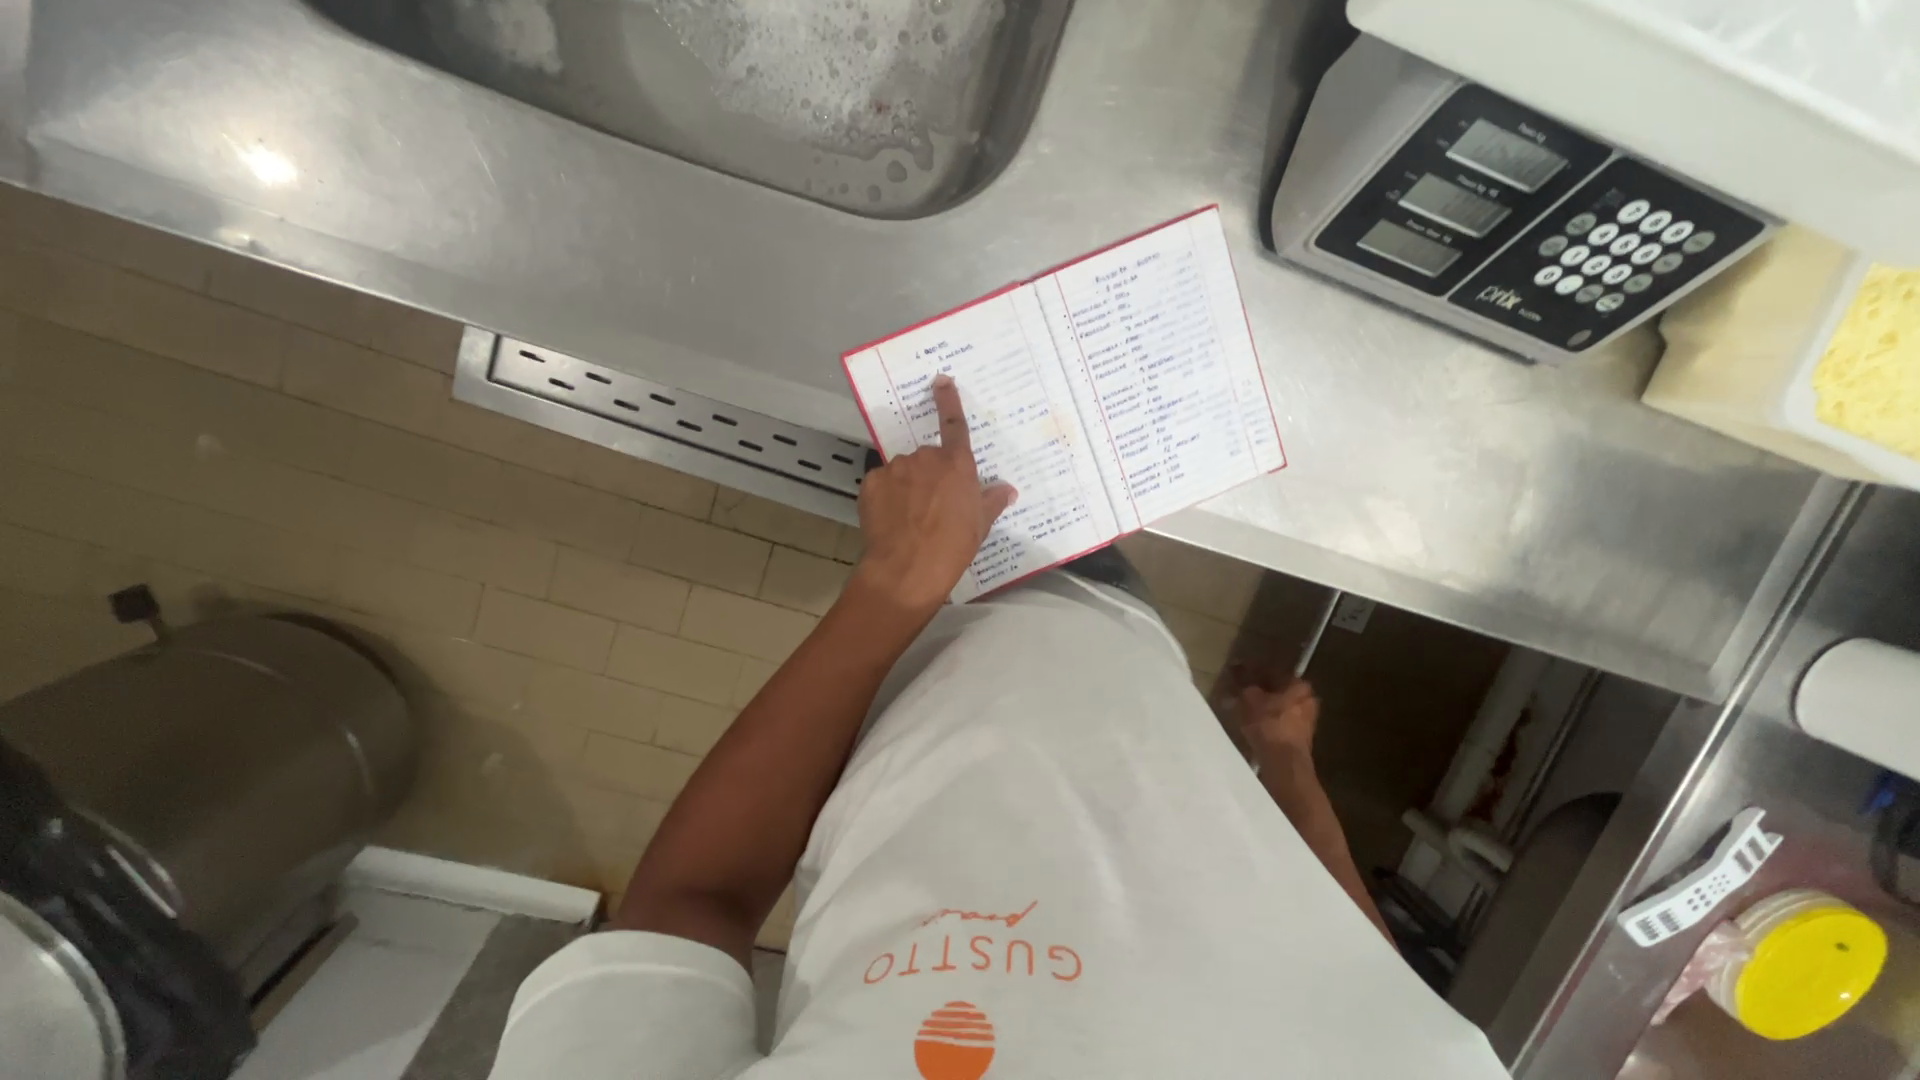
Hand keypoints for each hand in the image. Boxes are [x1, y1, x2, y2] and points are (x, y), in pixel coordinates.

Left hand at [853, 375, 1016, 613]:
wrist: (907, 569)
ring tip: (910, 518)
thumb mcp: (980, 525)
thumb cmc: (952, 546)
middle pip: (927, 458)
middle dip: (929, 475)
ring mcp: (895, 469)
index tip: (941, 381)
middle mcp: (924, 458)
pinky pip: (882, 485)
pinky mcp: (871, 483)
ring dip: (907, 486)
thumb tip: (1007, 489)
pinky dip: (886, 497)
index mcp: (956, 463)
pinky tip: (892, 520)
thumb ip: (992, 501)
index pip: (953, 423)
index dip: (948, 400)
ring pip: (903, 471)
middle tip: (933, 505)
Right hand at [1240, 678, 1318, 763]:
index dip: (1256, 673)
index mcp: (1300, 685)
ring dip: (1266, 707)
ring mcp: (1308, 720)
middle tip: (1243, 693)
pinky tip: (1255, 725)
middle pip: (1280, 690)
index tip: (1241, 675)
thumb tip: (1241, 678)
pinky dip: (1270, 721)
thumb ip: (1245, 686)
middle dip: (1262, 692)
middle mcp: (1309, 699)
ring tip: (1245, 710)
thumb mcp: (1249, 699)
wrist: (1284, 761)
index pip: (1275, 672)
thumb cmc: (1268, 724)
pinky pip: (1282, 722)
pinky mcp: (1302, 738)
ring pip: (1282, 707)